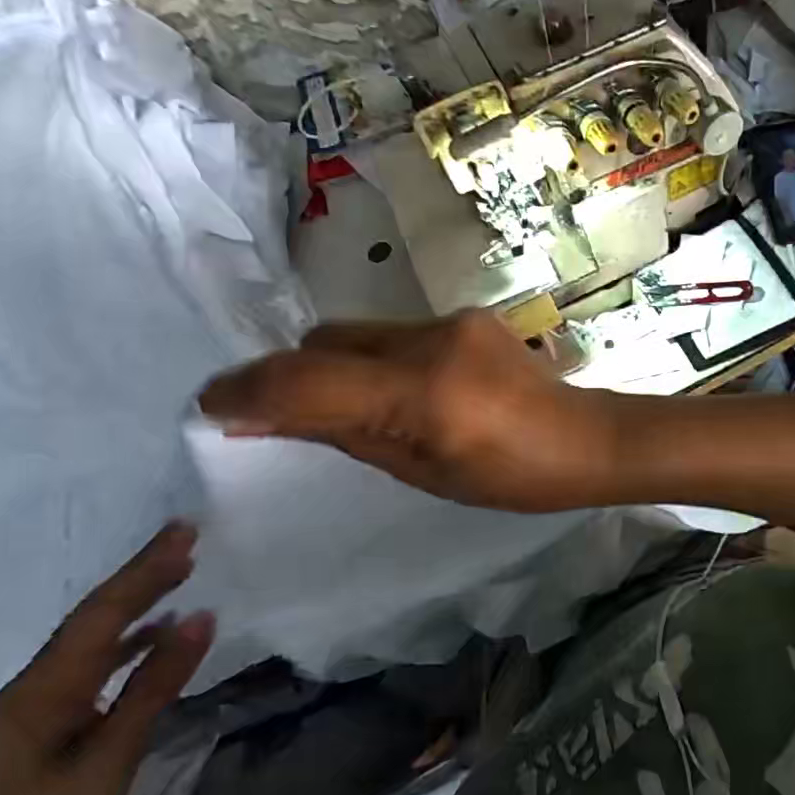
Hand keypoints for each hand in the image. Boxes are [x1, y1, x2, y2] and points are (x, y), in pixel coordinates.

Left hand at [0, 522, 214, 794]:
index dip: (144, 570)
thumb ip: (155, 685)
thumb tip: (203, 616)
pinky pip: (80, 673)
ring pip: (83, 645)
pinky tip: (148, 641)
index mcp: (35, 693)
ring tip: (177, 577)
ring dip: (131, 610)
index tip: (184, 531)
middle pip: (87, 622)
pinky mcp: (29, 734)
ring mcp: (21, 714)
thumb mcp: (109, 760)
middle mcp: (22, 692)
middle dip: (138, 578)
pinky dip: (119, 650)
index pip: (99, 616)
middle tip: (184, 539)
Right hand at [197, 312, 616, 512]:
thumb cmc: (510, 479)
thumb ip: (346, 434)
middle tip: (278, 412)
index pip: (312, 380)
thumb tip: (271, 416)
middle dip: (292, 374)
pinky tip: (399, 390)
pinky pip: (394, 333)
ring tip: (349, 406)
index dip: (250, 390)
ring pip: (358, 334)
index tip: (209, 404)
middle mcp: (433, 340)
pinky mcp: (465, 315)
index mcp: (425, 395)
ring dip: (336, 366)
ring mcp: (452, 320)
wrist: (585, 438)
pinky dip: (374, 360)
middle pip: (327, 341)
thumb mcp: (421, 473)